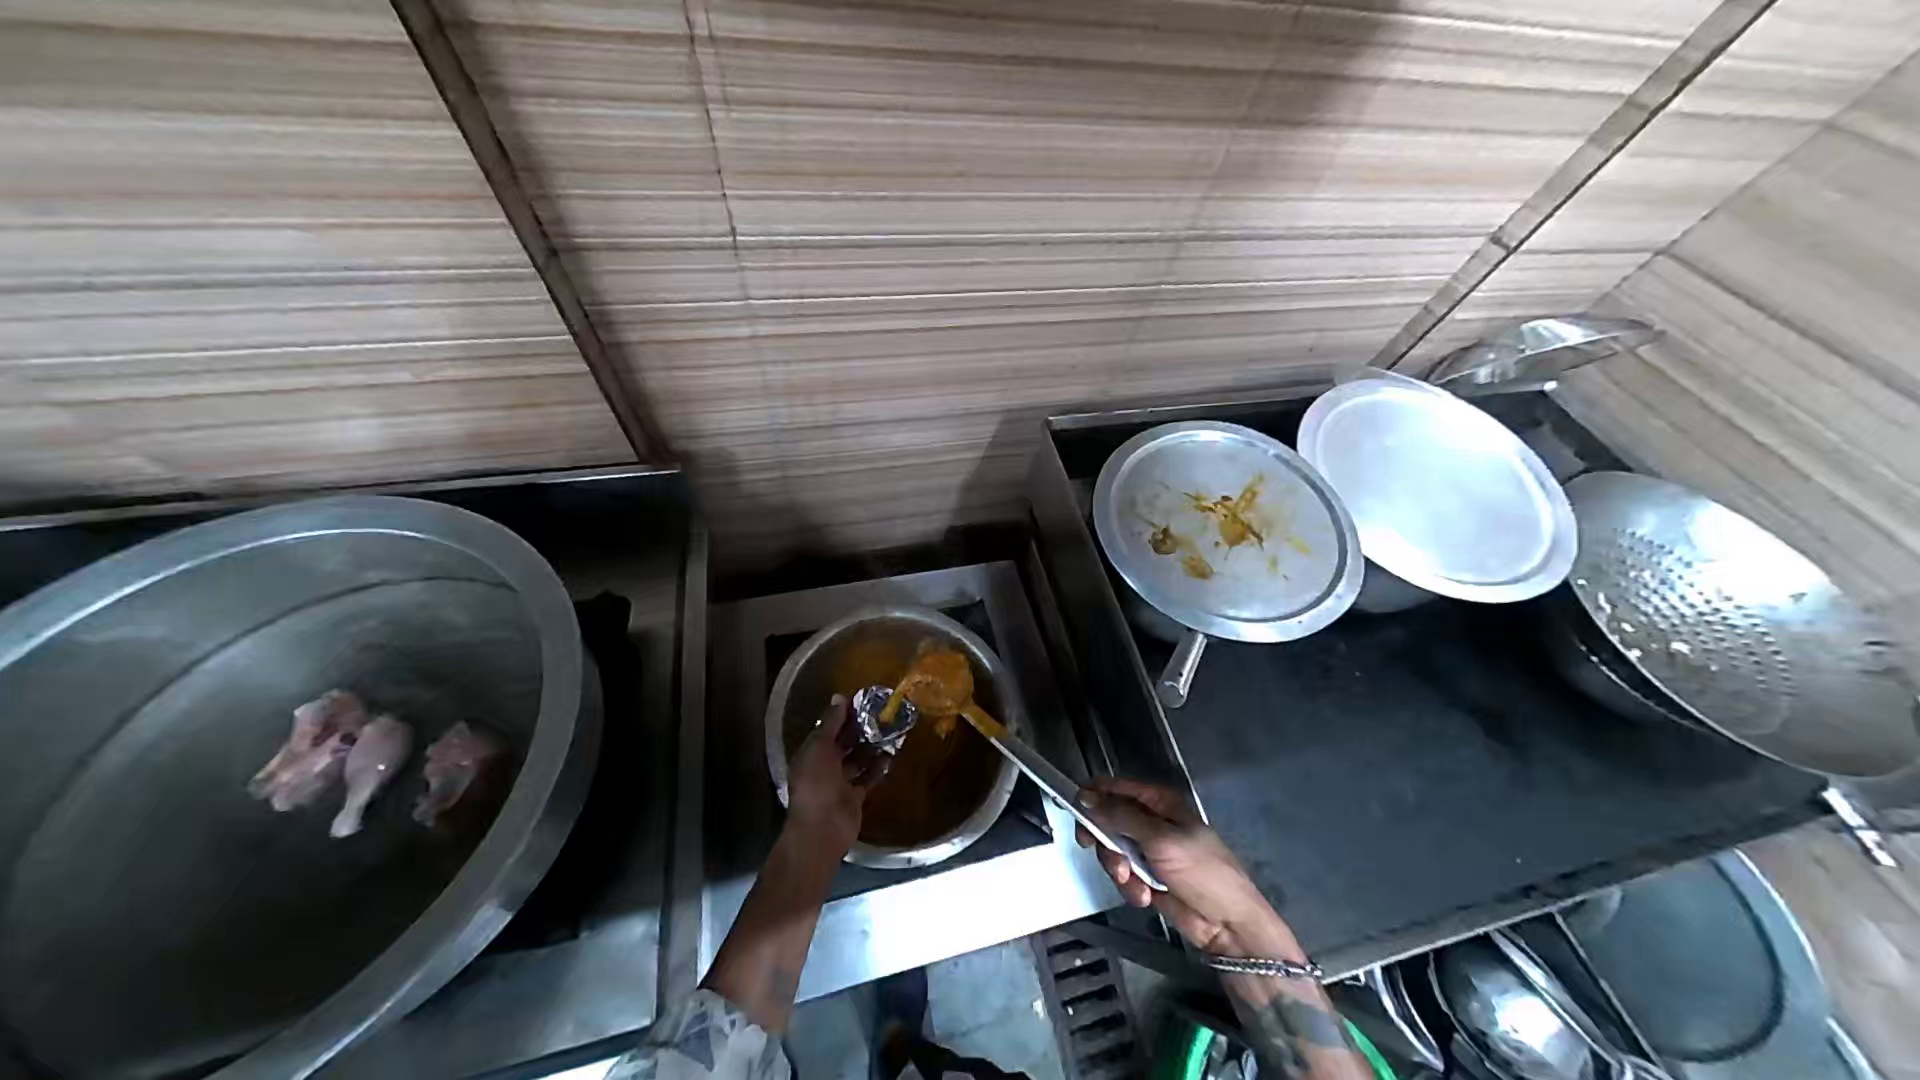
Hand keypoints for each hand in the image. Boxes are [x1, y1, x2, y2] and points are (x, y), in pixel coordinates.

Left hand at [785, 695, 889, 856]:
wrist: (822, 828)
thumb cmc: (817, 784)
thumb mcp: (820, 747)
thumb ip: (830, 723)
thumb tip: (839, 697)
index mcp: (811, 752)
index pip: (828, 728)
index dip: (843, 715)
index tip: (863, 700)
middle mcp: (824, 765)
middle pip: (844, 743)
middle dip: (860, 730)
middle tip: (882, 714)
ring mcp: (840, 782)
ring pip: (858, 760)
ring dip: (872, 747)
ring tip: (891, 731)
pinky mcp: (854, 797)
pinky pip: (868, 778)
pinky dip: (878, 768)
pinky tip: (892, 755)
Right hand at [1077, 777, 1302, 960]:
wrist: (1229, 925)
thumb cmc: (1202, 872)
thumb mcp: (1160, 839)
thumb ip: (1120, 817)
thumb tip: (1086, 797)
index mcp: (1159, 802)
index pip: (1116, 788)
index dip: (1093, 796)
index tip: (1074, 810)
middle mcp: (1151, 822)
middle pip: (1108, 820)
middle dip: (1105, 841)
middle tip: (1099, 851)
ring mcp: (1149, 850)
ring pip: (1112, 850)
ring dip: (1118, 869)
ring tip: (1135, 883)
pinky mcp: (1147, 877)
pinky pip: (1123, 875)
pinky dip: (1129, 887)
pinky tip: (1145, 897)